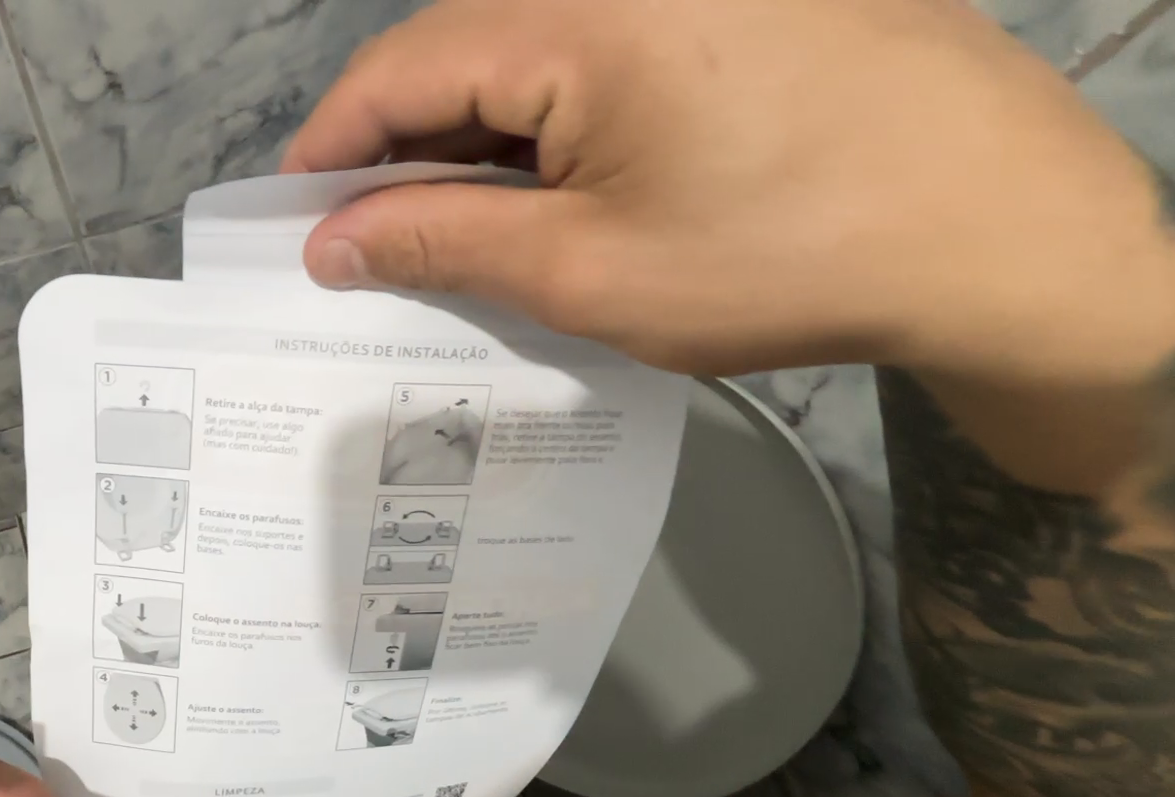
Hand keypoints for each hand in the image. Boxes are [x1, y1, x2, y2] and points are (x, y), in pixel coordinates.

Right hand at [284, 0, 1174, 387]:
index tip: (295, 224)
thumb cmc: (775, 261)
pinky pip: (585, 59)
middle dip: (392, 153)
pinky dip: (533, 132)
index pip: (398, 69)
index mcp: (581, 14)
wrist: (1001, 238)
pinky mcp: (721, 4)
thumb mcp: (577, 271)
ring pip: (517, 59)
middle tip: (363, 245)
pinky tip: (528, 197)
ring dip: (463, 148)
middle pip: (453, 54)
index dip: (330, 149)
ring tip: (440, 237)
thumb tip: (328, 242)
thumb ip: (435, 242)